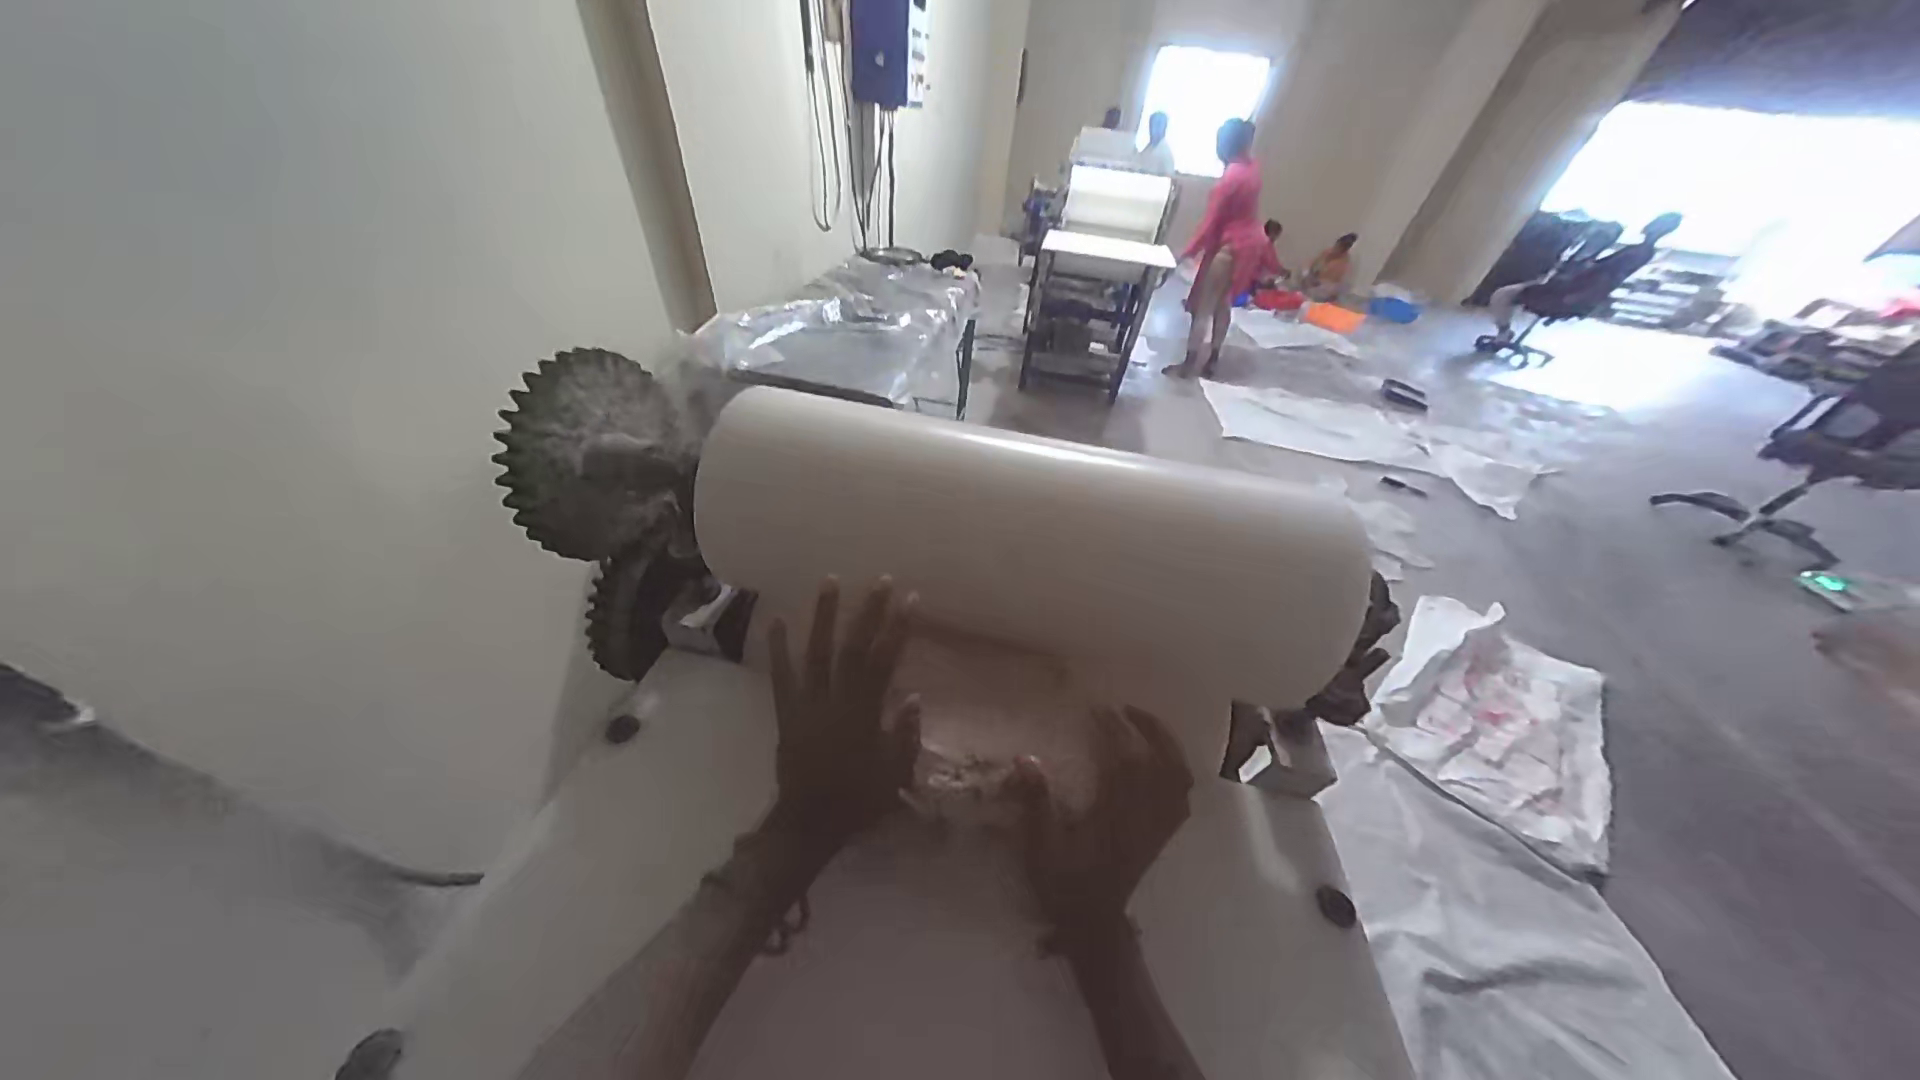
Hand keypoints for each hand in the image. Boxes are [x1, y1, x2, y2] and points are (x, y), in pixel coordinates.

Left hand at [767, 577, 920, 846]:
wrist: (808, 822)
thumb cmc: (857, 800)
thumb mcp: (894, 774)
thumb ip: (905, 735)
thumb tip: (915, 697)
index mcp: (864, 715)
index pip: (885, 663)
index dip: (898, 630)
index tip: (911, 600)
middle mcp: (835, 701)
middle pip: (853, 648)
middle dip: (868, 612)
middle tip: (881, 580)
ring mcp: (807, 703)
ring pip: (816, 652)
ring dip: (824, 615)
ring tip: (830, 580)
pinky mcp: (786, 711)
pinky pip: (781, 676)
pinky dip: (778, 648)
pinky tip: (777, 620)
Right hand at [1012, 706, 1192, 944]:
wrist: (1094, 924)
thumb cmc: (1064, 884)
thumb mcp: (1041, 846)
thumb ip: (1036, 802)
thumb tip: (1027, 758)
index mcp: (1115, 816)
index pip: (1124, 762)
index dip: (1114, 730)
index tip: (1098, 709)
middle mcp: (1144, 817)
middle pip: (1161, 763)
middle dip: (1147, 729)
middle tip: (1124, 709)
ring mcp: (1158, 825)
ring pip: (1177, 776)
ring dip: (1166, 744)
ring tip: (1144, 724)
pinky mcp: (1163, 833)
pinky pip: (1181, 794)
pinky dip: (1176, 768)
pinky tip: (1162, 758)